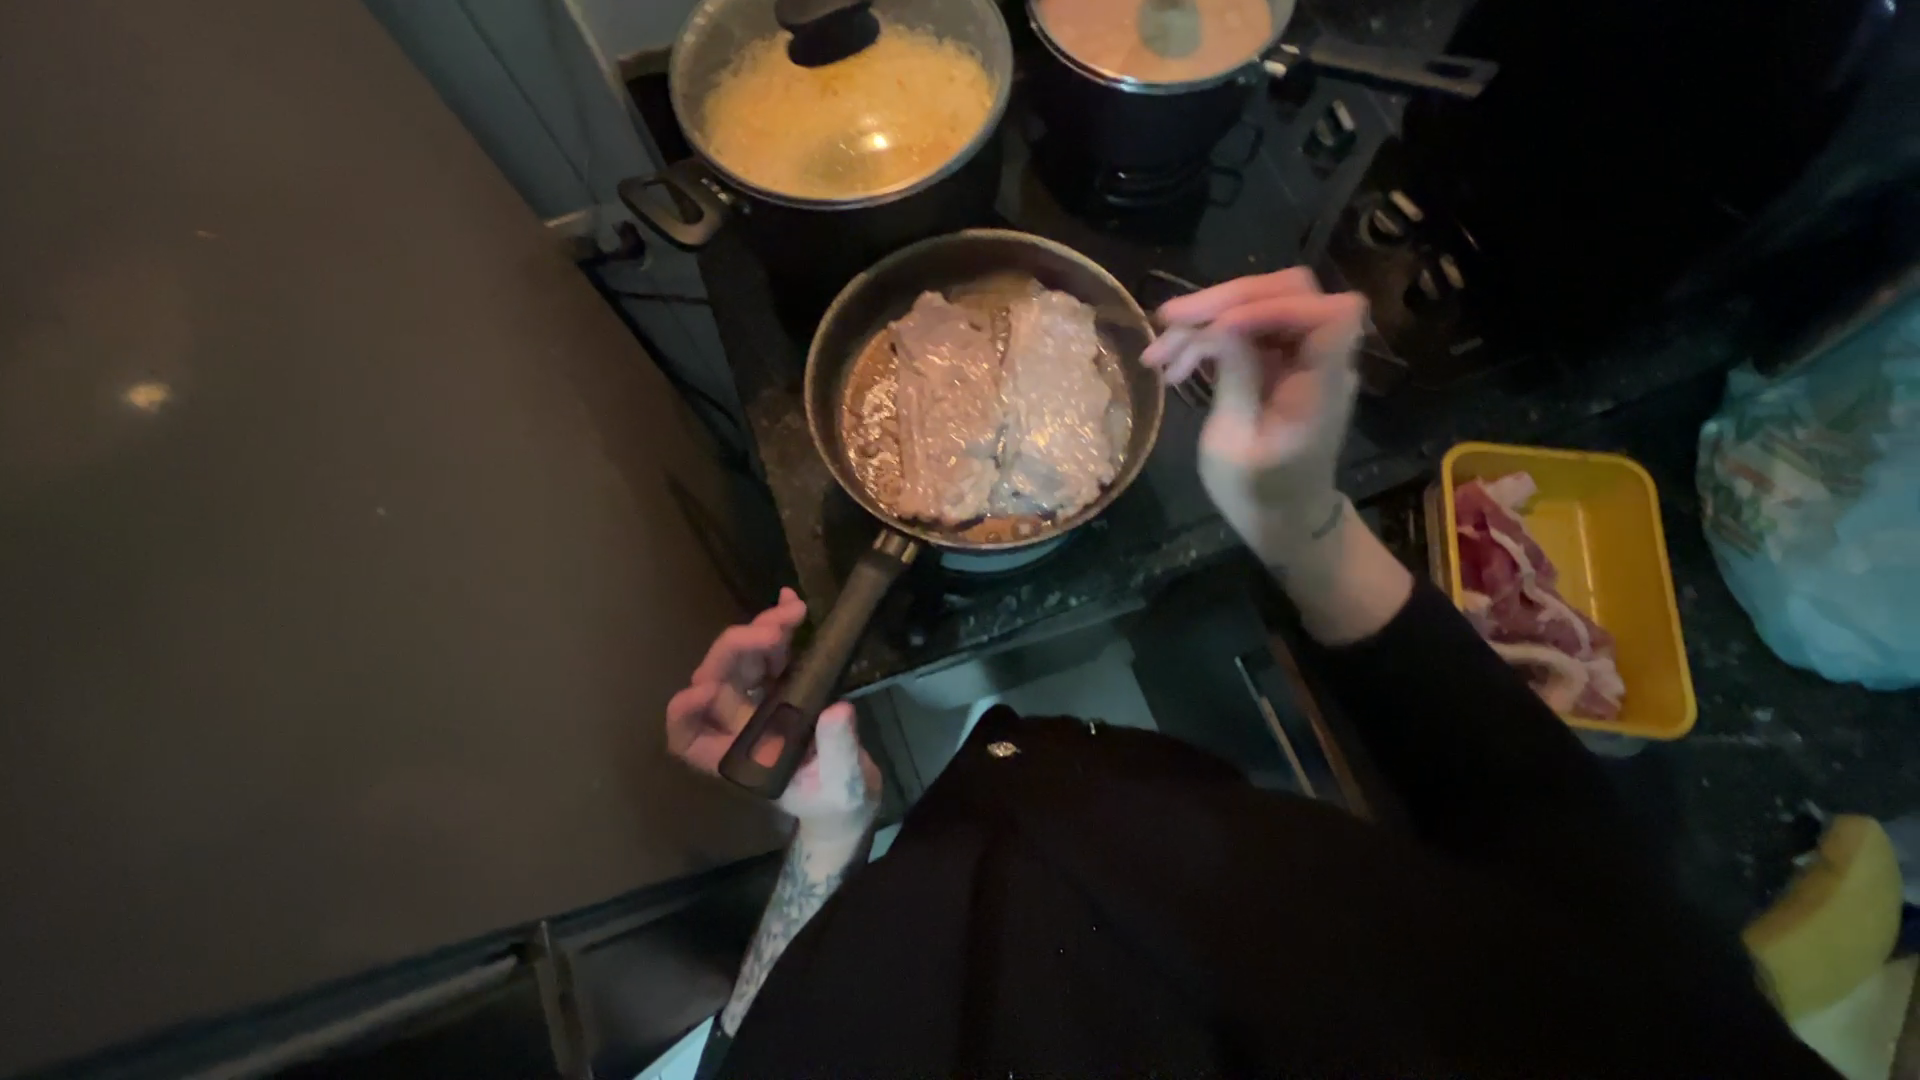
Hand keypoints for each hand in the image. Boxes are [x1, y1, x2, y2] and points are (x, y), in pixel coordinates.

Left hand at [666, 588, 879, 839]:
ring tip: (793, 611)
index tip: (707, 692)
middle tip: (774, 631)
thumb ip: (837, 748)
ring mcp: (759, 704)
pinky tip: (792, 602)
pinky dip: (778, 627)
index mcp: (738, 759)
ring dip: (762, 630)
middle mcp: (738, 728)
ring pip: (743, 659)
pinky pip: (771, 653)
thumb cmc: (839, 802)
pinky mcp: (783, 686)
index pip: (688, 739)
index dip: (688, 713)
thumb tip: (835, 709)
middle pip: (716, 682)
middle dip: (737, 650)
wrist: (854, 796)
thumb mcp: (842, 783)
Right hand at [1141, 268, 1367, 564]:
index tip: (1218, 327)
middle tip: (1168, 320)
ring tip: (1158, 353)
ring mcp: (1302, 358)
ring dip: (1209, 318)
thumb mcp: (1234, 445)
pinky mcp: (1281, 363)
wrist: (1281, 517)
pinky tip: (1176, 362)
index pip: (1327, 315)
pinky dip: (1211, 336)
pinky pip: (1250, 329)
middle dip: (1226, 299)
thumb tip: (1221, 326)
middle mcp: (1322, 360)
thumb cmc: (1257, 494)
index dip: (1275, 306)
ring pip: (1263, 306)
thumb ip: (1236, 378)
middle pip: (1292, 292)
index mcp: (1322, 386)